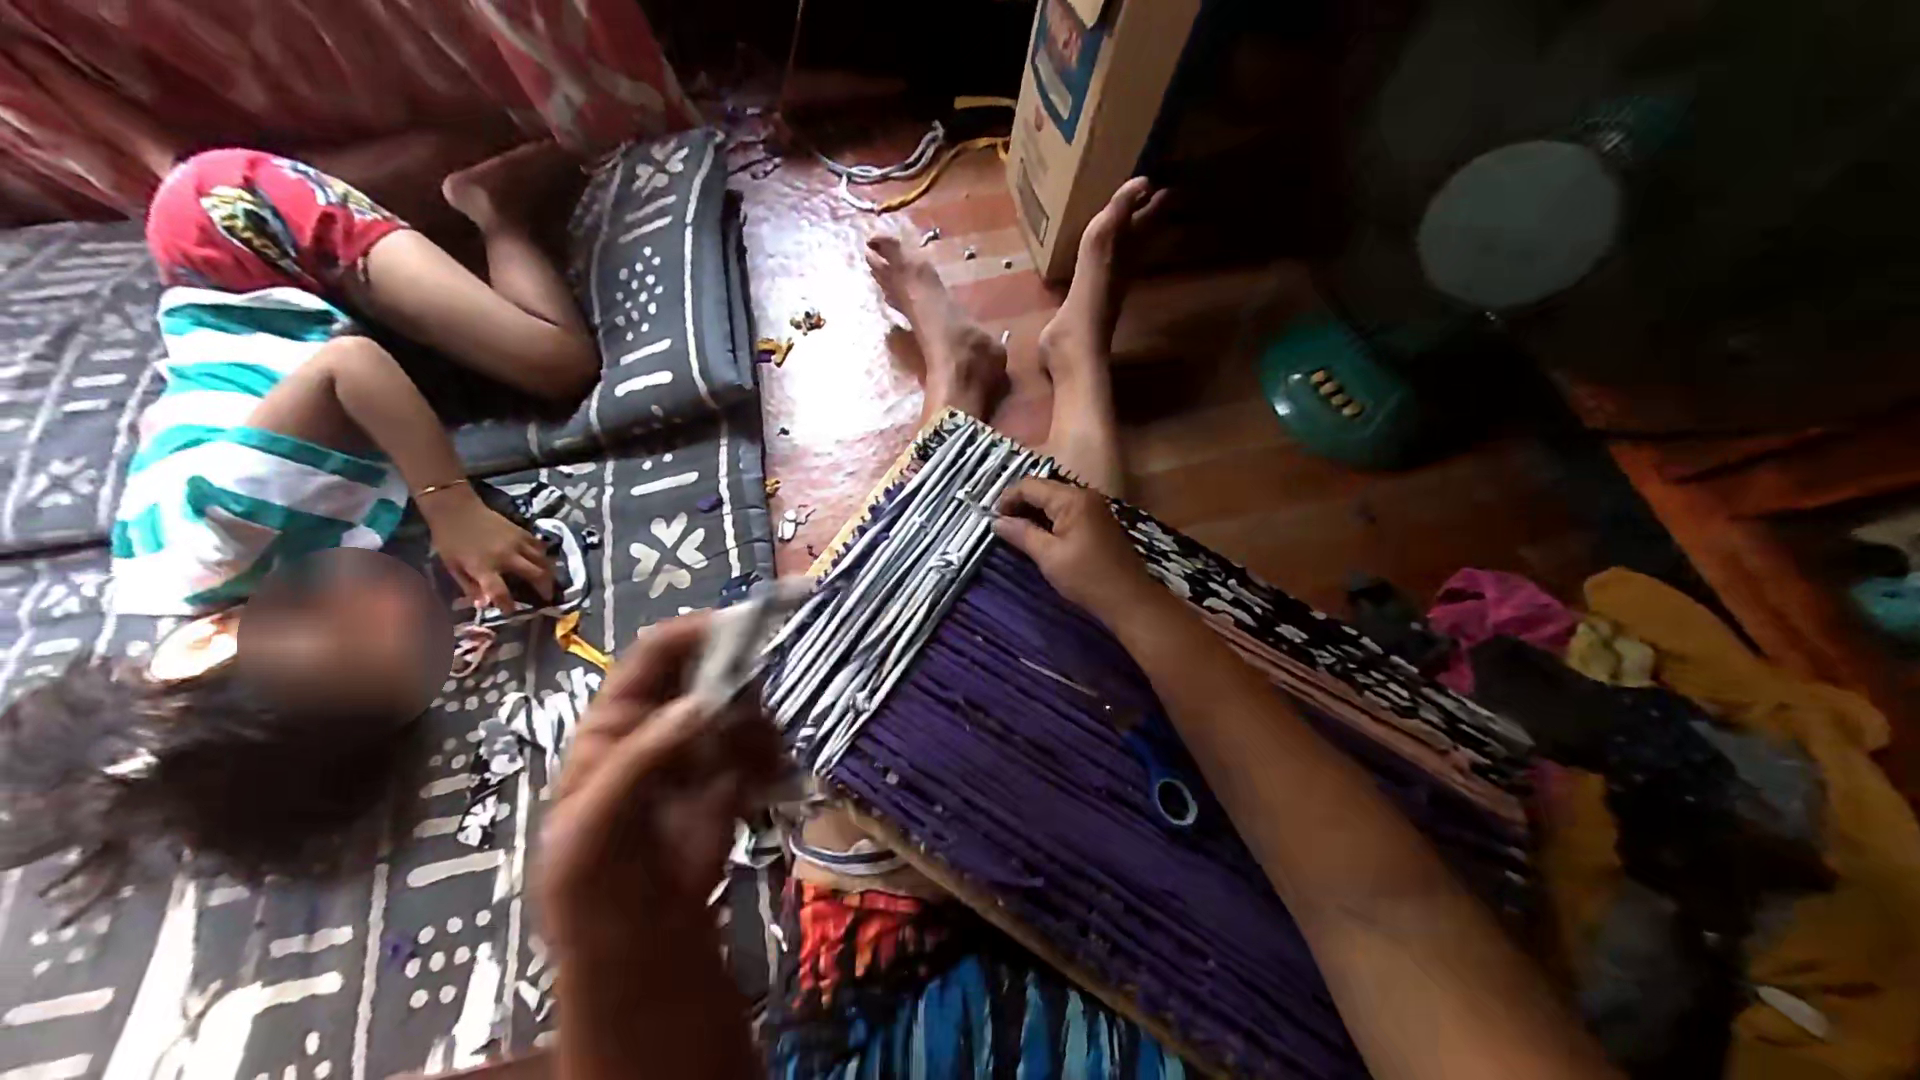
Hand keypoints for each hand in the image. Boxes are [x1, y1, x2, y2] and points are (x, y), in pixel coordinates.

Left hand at [420, 485, 553, 610]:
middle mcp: (506, 556)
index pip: (500, 591)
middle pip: (536, 575)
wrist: (457, 509)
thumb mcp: (452, 566)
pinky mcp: (523, 533)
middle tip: (548, 598)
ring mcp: (518, 543)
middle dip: (545, 589)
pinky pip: (540, 547)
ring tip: (550, 582)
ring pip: (543, 561)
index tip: (511, 612)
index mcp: (484, 567)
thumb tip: (483, 604)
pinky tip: (544, 562)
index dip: (507, 605)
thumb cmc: (450, 539)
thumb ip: (469, 586)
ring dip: (549, 573)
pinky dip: (544, 556)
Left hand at [538, 614, 781, 951]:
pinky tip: (769, 781)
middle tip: (771, 695)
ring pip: (744, 705)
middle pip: (708, 670)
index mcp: (616, 721)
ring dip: (763, 723)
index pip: (654, 655)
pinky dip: (774, 754)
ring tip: (764, 761)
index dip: (694, 633)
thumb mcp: (595, 827)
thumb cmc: (595, 886)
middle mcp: (663, 721)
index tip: (746, 627)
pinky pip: (763, 743)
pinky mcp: (734, 772)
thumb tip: (699, 704)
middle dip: (742, 675)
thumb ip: (640, 761)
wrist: (640, 946)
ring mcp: (703, 746)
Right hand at [993, 477, 1160, 621]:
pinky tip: (1039, 535)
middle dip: (1020, 503)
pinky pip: (1066, 510)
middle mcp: (1084, 495)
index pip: (1030, 485)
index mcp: (1071, 499)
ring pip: (1054, 499)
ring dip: (1034, 511)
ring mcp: (1093, 507)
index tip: (993, 518)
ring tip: (1016, 531)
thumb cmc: (1087, 577)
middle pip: (1043, 489)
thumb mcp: (1048, 556)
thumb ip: (1022, 534)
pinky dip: (1049, 518)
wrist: (1129, 598)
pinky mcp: (1097, 520)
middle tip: (1002, 525)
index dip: (1008, 498)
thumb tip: (997, 522)